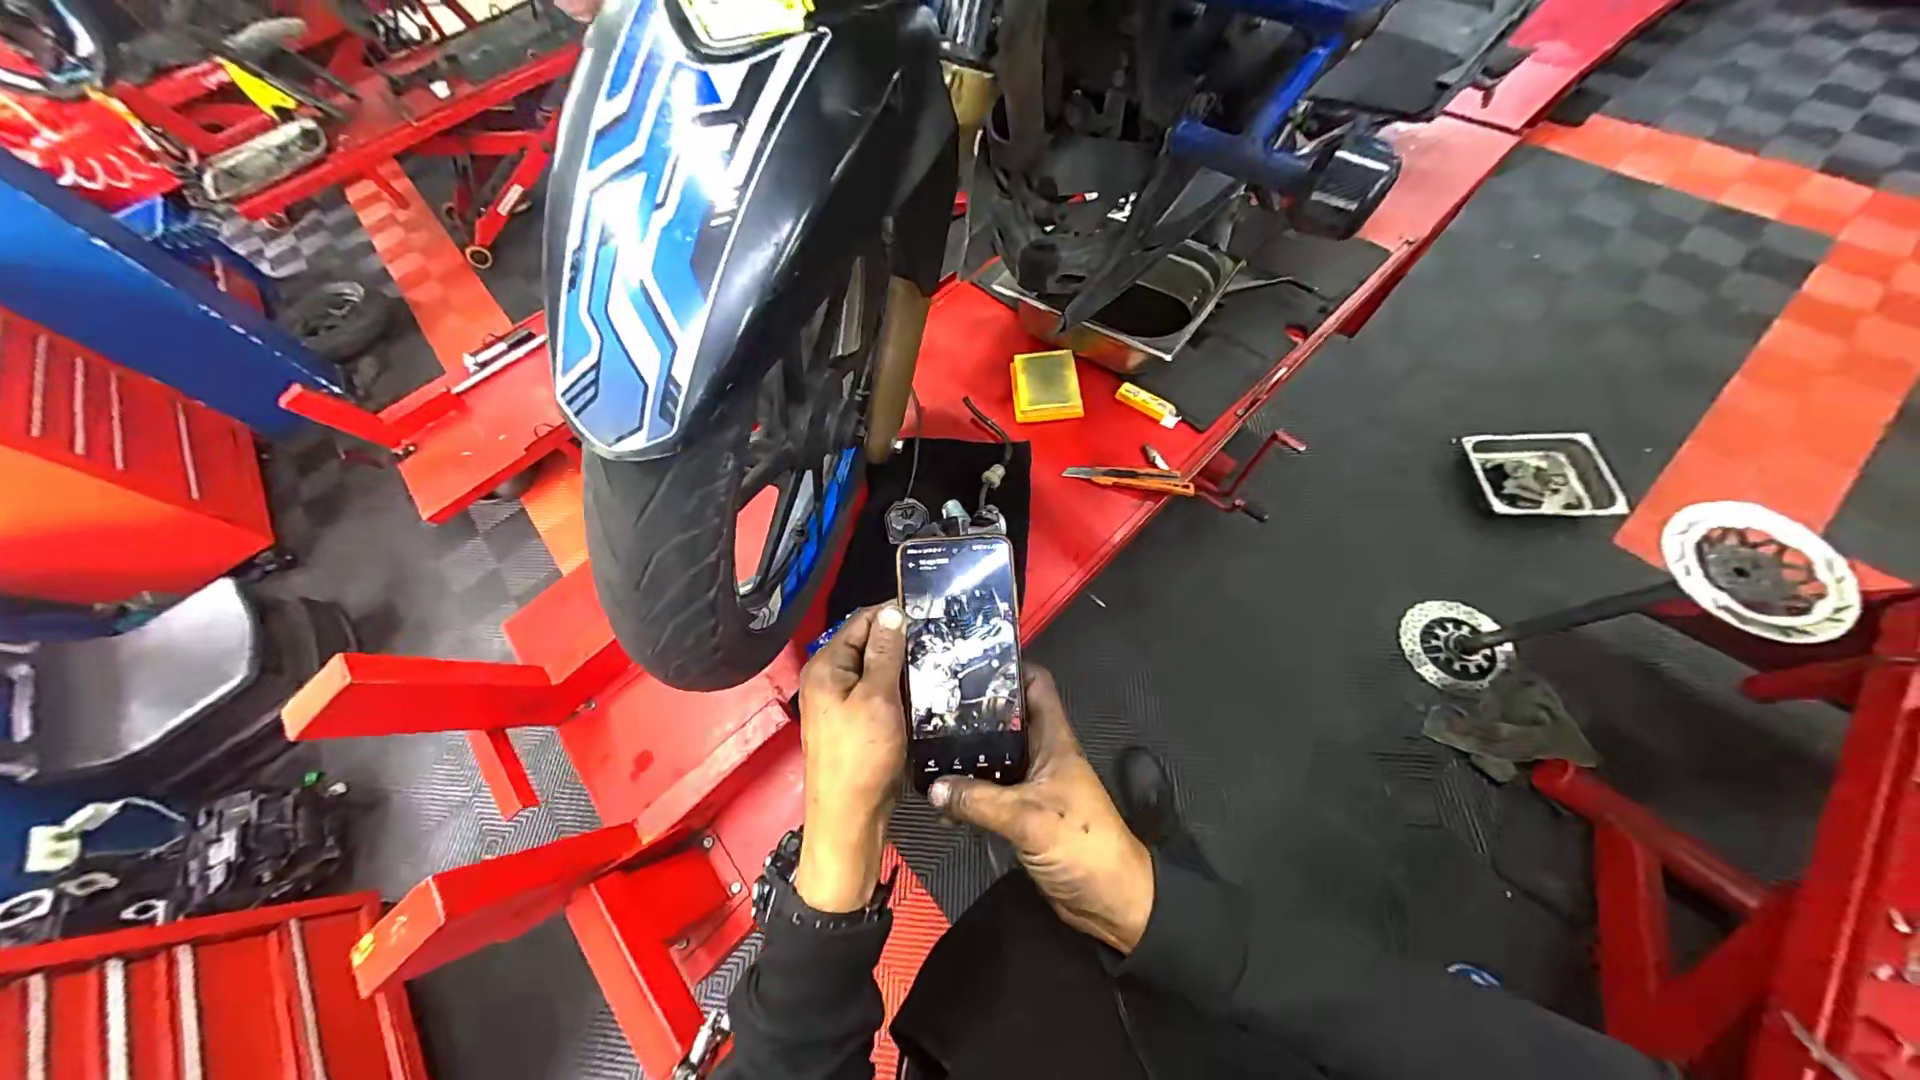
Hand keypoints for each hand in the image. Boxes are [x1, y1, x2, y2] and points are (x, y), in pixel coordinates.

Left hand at [792, 604, 908, 911]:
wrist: (851, 817)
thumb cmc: (860, 758)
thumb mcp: (877, 697)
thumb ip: (885, 653)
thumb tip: (892, 614)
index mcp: (826, 666)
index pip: (861, 621)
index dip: (893, 614)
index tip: (927, 610)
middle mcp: (829, 679)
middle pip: (869, 644)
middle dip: (901, 639)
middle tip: (939, 636)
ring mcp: (842, 701)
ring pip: (877, 669)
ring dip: (903, 664)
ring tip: (938, 658)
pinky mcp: (857, 721)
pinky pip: (880, 692)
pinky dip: (900, 687)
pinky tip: (925, 688)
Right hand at [928, 665, 1153, 952]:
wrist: (1110, 902)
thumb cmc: (1081, 844)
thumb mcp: (1028, 817)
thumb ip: (979, 801)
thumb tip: (933, 787)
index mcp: (1054, 739)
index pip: (1037, 685)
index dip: (1010, 667)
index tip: (971, 662)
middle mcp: (1042, 754)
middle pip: (1007, 718)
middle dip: (974, 710)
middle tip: (933, 705)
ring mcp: (1031, 783)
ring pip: (994, 756)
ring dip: (966, 755)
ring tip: (927, 748)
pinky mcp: (1022, 812)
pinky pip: (989, 792)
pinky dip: (967, 792)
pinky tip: (941, 799)